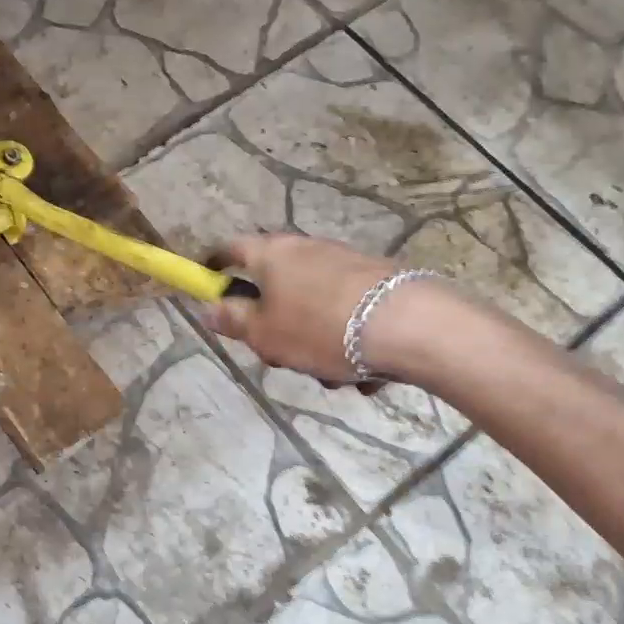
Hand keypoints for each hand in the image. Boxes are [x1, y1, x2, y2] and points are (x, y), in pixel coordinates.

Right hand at [202, 234, 400, 384]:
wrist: (416, 328)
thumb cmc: (322, 329)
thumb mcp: (265, 334)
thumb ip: (233, 321)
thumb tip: (210, 308)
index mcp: (271, 254)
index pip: (230, 249)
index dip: (214, 265)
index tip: (208, 281)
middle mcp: (307, 248)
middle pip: (276, 281)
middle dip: (273, 319)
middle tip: (275, 351)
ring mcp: (348, 262)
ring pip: (314, 302)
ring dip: (313, 336)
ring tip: (331, 374)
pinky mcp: (383, 281)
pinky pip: (349, 311)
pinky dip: (347, 337)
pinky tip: (364, 371)